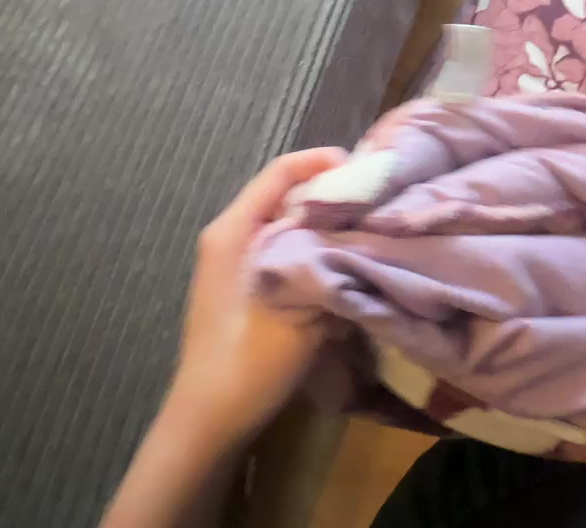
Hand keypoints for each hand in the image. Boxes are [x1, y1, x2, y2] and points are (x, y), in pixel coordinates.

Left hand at [160, 147, 346, 450]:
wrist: (209, 423)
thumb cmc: (249, 362)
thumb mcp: (300, 306)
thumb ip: (331, 258)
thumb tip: (366, 224)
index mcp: (233, 230)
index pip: (283, 171)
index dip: (326, 162)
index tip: (367, 173)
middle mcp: (231, 233)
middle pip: (287, 190)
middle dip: (332, 189)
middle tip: (376, 198)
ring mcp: (235, 257)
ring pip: (289, 217)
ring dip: (326, 217)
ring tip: (367, 223)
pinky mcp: (245, 279)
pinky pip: (286, 241)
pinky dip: (315, 240)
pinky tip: (344, 257)